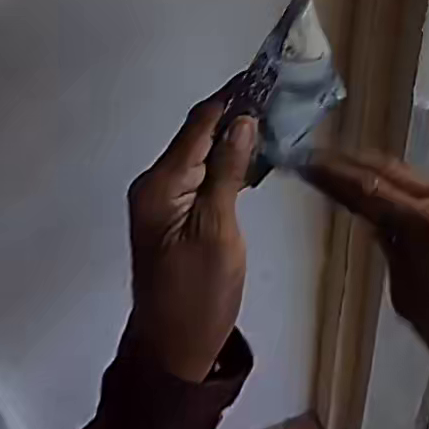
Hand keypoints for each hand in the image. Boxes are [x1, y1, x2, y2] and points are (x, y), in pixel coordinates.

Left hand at [125, 90, 257, 381]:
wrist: (175, 352)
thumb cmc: (199, 294)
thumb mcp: (219, 230)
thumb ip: (228, 171)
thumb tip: (243, 119)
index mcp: (160, 185)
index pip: (197, 125)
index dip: (228, 97)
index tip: (259, 75)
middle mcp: (155, 184)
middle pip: (196, 134)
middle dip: (232, 111)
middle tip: (273, 94)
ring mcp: (164, 199)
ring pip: (201, 152)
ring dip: (231, 134)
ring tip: (270, 115)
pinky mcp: (175, 213)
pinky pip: (202, 173)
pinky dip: (226, 161)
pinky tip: (252, 153)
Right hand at [304, 154, 428, 428]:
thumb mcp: (407, 295)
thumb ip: (389, 248)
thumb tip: (373, 220)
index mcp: (425, 223)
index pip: (367, 189)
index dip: (334, 176)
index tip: (306, 163)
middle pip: (386, 169)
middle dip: (349, 162)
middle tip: (316, 157)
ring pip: (403, 172)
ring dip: (371, 168)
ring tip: (339, 166)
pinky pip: (420, 183)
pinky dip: (393, 181)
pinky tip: (377, 185)